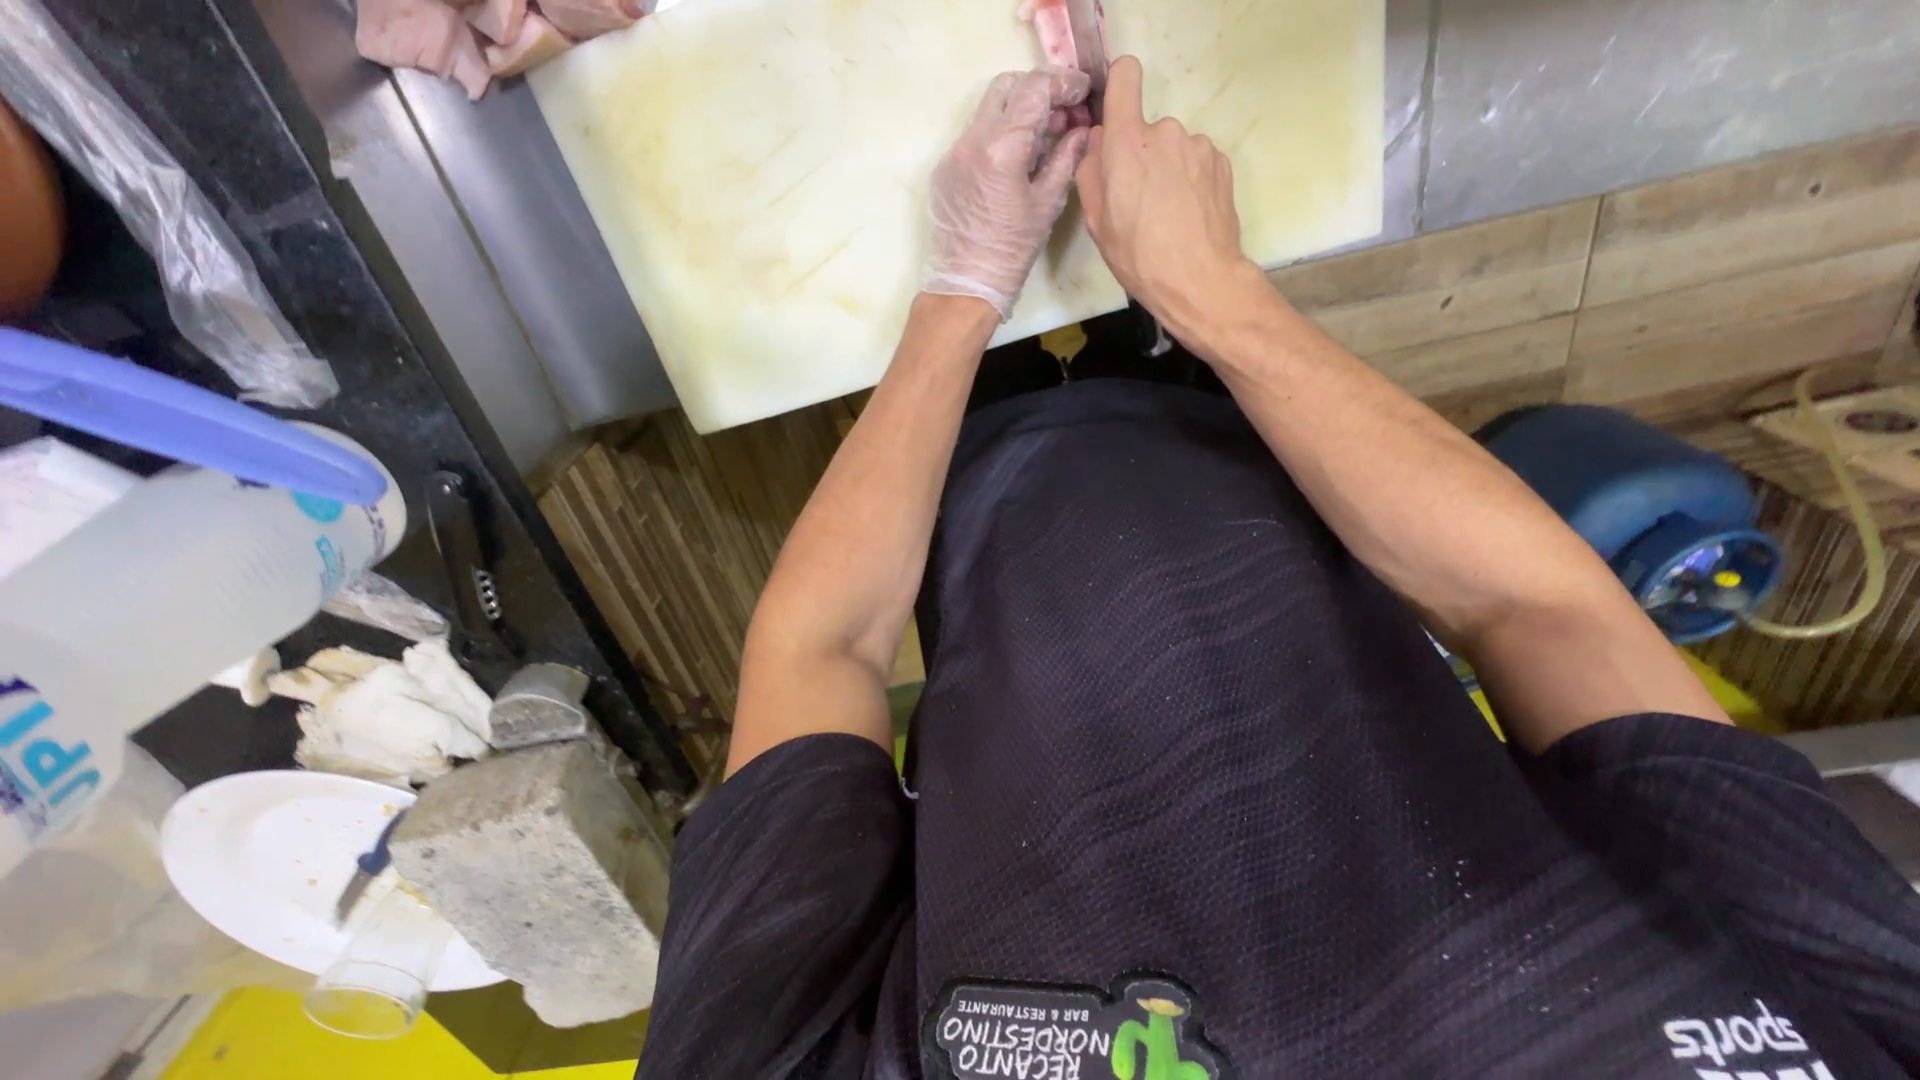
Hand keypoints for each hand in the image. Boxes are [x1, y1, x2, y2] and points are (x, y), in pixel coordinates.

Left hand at [924, 67, 1092, 319]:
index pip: (1034, 88)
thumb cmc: (1011, 251)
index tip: (1080, 92)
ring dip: (1017, 113)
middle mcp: (971, 141)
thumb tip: (1080, 131)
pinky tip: (1015, 162)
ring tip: (1042, 140)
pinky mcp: (945, 169)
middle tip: (1061, 114)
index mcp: (1001, 148)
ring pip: (988, 110)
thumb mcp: (1047, 204)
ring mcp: (953, 153)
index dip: (1062, 83)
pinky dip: (998, 136)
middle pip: (1006, 87)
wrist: (965, 284)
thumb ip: (1065, 158)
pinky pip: (974, 137)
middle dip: (1037, 91)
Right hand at [1076, 56, 1266, 340]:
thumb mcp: (1096, 222)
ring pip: (1173, 148)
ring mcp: (1198, 145)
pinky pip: (1196, 162)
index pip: (1125, 77)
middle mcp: (1165, 131)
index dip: (1120, 88)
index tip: (1118, 114)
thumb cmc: (1139, 256)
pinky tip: (1189, 214)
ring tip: (1167, 213)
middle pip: (1146, 130)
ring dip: (1168, 170)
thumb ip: (1091, 172)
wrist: (1200, 280)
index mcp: (1127, 142)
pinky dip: (1190, 181)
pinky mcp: (1221, 162)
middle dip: (1141, 156)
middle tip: (1139, 201)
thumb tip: (1100, 142)